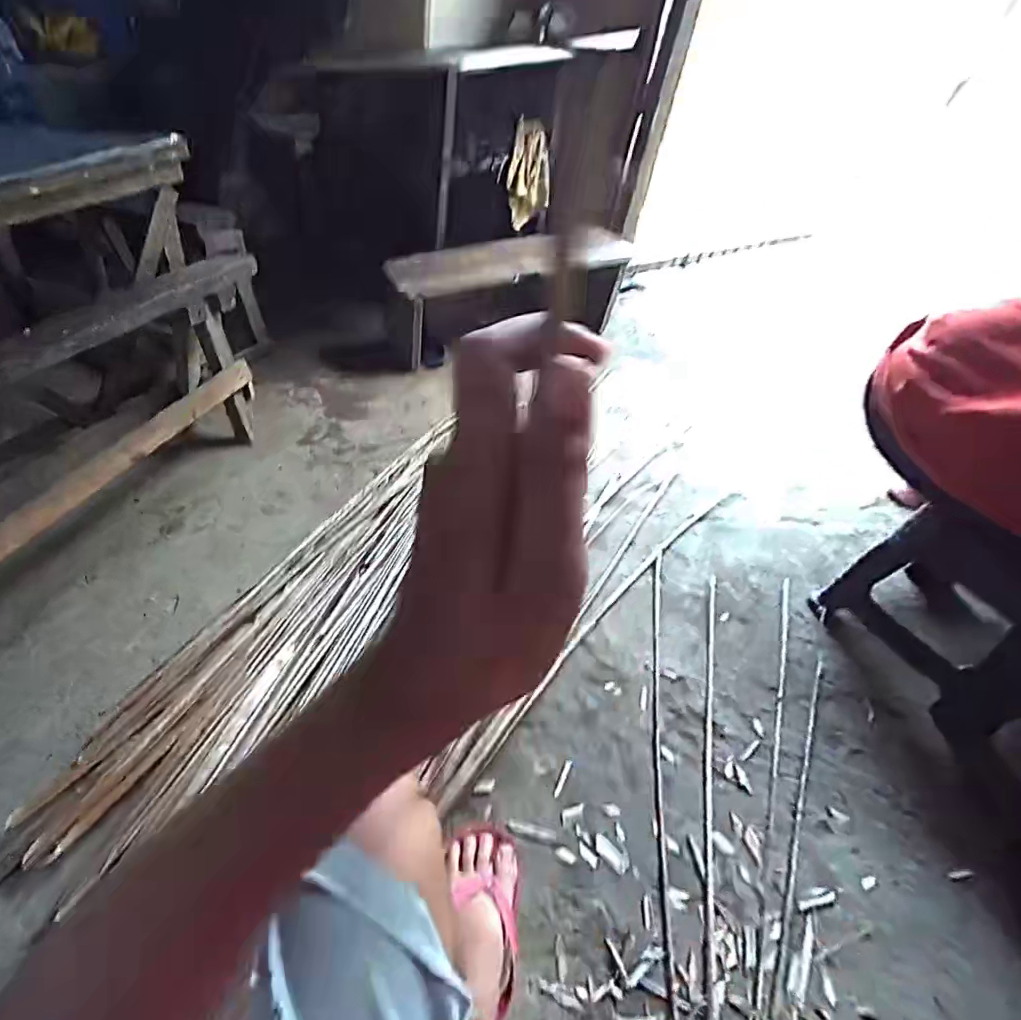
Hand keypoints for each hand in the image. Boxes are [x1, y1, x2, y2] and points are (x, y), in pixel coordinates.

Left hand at [378, 314, 608, 735]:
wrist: (422, 684)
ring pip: (503, 418)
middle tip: (597, 431)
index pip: (485, 358)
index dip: (540, 335)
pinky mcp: (452, 500)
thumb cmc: (490, 645)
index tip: (597, 357)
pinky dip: (534, 459)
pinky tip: (551, 516)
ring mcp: (446, 479)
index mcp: (473, 469)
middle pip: (494, 378)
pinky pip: (498, 453)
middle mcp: (451, 460)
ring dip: (548, 427)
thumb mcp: (546, 568)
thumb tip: (567, 375)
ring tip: (577, 493)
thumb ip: (554, 471)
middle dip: (554, 376)